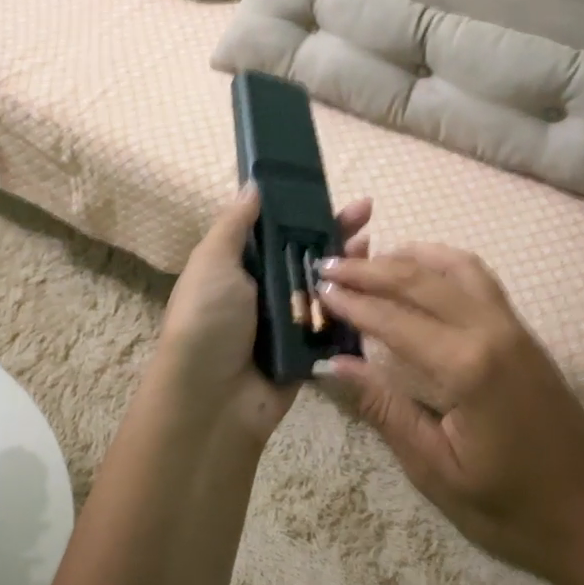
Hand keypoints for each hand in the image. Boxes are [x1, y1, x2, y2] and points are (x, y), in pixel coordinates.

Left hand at [158, 185, 371, 443]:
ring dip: (351, 265)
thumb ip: (234, 224)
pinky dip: (355, 307)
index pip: (278, 230)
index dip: (304, 211)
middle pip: (308, 254)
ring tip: (374, 244)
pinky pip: (336, 324)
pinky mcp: (309, 353)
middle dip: (336, 233)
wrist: (212, 400)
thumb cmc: (207, 321)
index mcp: (239, 267)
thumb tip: (252, 185)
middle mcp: (264, 291)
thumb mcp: (213, 262)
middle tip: (367, 212)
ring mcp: (288, 323)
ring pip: (327, 287)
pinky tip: (376, 287)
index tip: (333, 194)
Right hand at [314, 245, 583, 584]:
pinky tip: (424, 274)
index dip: (353, 303)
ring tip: (371, 258)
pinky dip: (445, 264)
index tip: (317, 289)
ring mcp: (514, 327)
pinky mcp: (525, 333)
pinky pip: (480, 280)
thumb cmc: (510, 509)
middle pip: (423, 280)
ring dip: (411, 256)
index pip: (395, 320)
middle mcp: (492, 331)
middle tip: (329, 263)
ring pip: (457, 267)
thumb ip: (384, 409)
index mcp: (468, 366)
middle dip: (372, 269)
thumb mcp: (435, 470)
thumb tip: (331, 364)